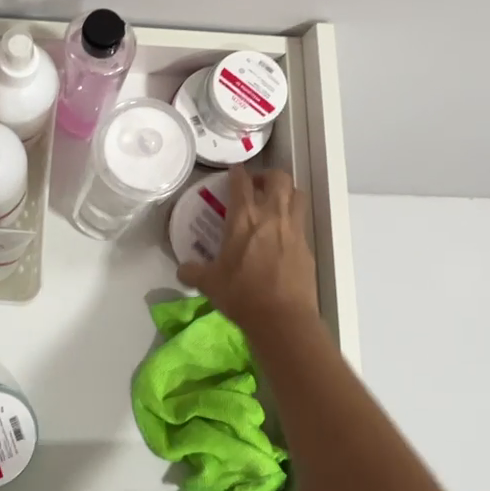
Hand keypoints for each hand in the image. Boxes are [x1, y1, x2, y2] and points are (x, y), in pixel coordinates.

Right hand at [178, 165, 319, 335]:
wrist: (282, 318)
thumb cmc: (242, 295)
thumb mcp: (210, 284)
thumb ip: (193, 272)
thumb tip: (182, 270)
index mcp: (244, 218)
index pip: (241, 182)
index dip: (237, 173)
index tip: (234, 172)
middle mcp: (271, 215)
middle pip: (278, 178)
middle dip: (267, 176)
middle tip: (257, 186)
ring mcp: (293, 229)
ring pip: (296, 194)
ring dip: (286, 192)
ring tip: (276, 203)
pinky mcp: (307, 246)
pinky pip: (302, 222)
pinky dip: (293, 220)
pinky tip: (283, 235)